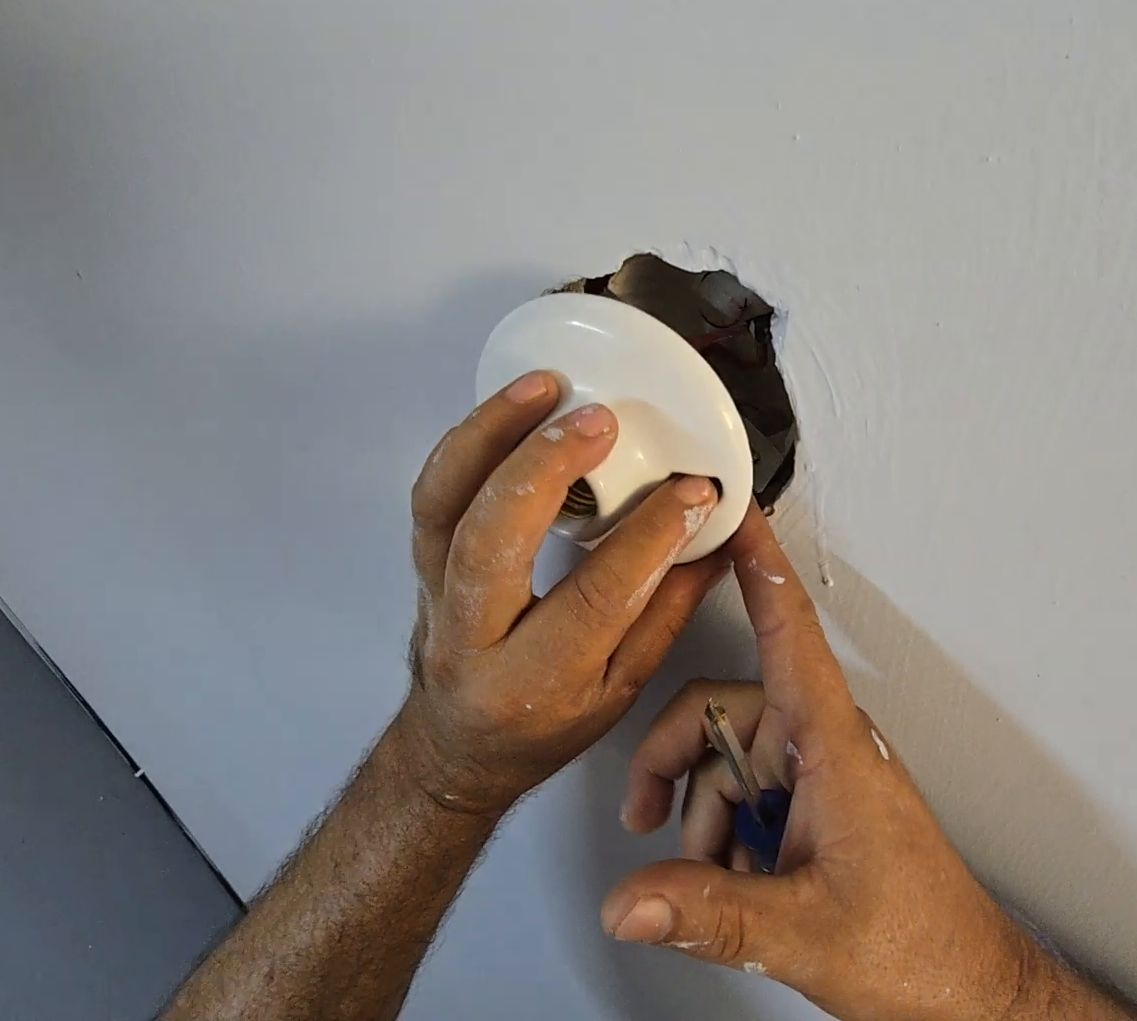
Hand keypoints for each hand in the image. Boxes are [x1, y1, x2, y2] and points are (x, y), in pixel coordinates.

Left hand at [391, 371, 726, 816]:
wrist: (455, 749)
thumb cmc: (543, 728)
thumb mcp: (620, 691)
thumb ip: (667, 613)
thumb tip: (715, 540)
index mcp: (535, 681)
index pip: (597, 597)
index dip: (651, 535)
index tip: (693, 489)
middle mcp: (472, 636)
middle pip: (491, 540)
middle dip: (545, 469)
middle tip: (599, 420)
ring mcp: (434, 592)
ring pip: (441, 502)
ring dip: (489, 433)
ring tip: (541, 386)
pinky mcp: (421, 561)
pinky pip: (434, 490)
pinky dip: (470, 440)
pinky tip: (511, 407)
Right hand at [601, 506, 1132, 1020]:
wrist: (969, 990)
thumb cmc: (923, 947)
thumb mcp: (804, 929)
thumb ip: (709, 911)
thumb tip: (632, 901)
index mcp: (833, 744)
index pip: (789, 631)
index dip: (760, 565)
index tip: (736, 514)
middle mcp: (823, 743)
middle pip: (722, 710)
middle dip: (675, 762)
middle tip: (647, 814)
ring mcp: (818, 772)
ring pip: (727, 755)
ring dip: (702, 813)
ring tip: (714, 874)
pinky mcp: (814, 800)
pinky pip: (745, 787)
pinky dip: (723, 828)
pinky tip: (736, 873)